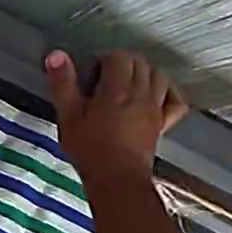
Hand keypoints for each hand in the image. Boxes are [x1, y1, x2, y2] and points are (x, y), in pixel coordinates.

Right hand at [43, 49, 187, 186]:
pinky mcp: (163, 123)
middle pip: (140, 62)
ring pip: (158, 76)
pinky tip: (156, 94)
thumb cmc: (89, 148)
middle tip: (102, 76)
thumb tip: (56, 54)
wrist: (116, 178)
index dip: (103, 59)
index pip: (118, 57)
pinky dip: (167, 91)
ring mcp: (156, 108)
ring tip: (124, 83)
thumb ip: (63, 84)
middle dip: (122, 62)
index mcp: (117, 90)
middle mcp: (141, 94)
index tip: (89, 72)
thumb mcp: (68, 115)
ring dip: (143, 72)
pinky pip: (175, 99)